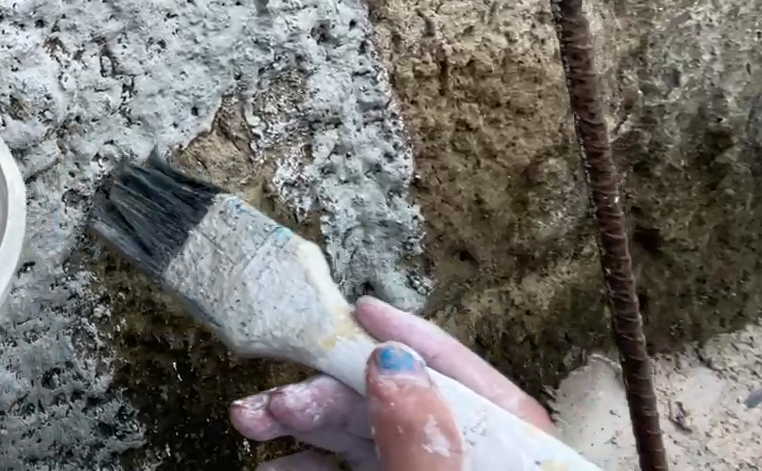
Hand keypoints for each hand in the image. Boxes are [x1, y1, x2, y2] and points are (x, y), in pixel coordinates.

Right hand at [229, 297, 554, 470]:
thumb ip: (419, 446)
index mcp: (511, 466)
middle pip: (401, 411)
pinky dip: (308, 463)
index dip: (421, 341)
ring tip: (250, 421)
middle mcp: (470, 467)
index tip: (362, 307)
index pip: (484, 393)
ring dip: (301, 424)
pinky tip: (273, 465)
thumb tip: (391, 360)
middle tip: (278, 398)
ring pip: (366, 439)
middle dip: (325, 394)